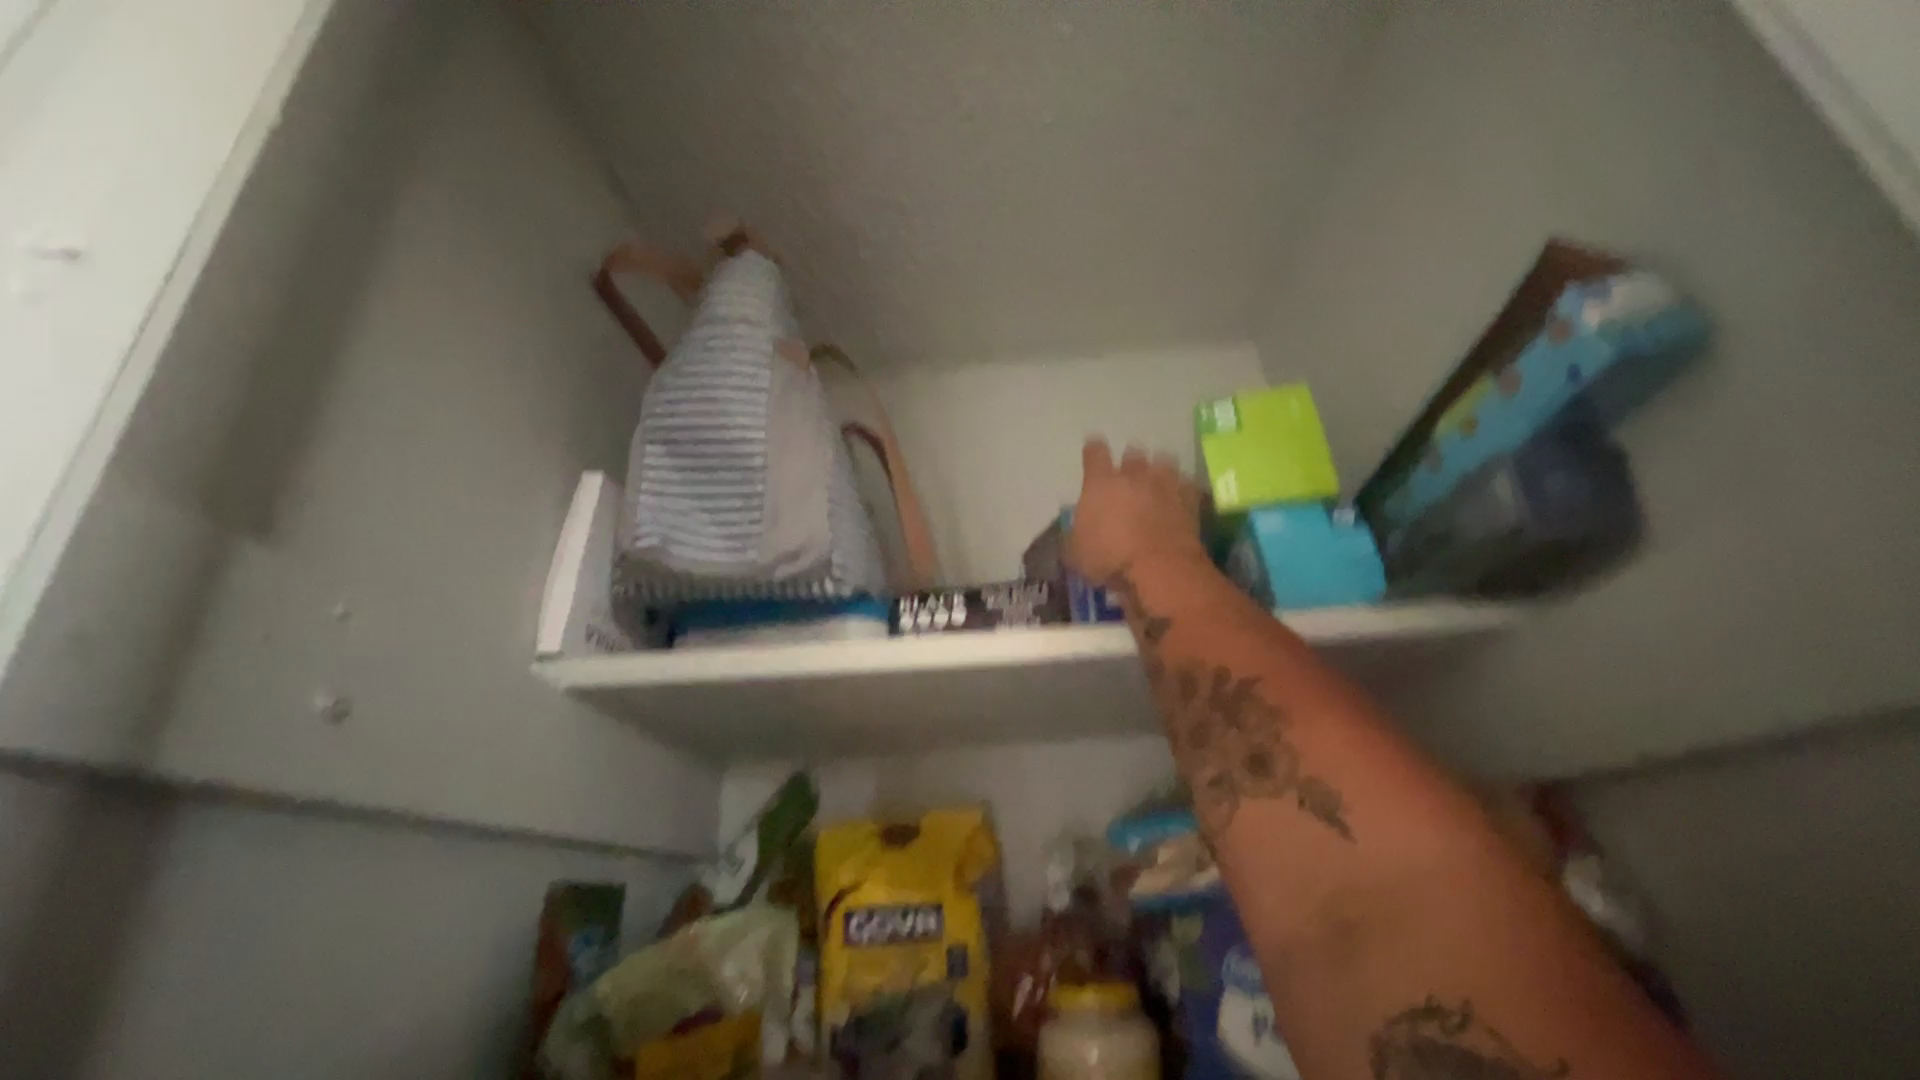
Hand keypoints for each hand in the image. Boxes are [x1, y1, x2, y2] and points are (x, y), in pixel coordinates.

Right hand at [1068, 438, 1206, 585]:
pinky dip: (1182, 489)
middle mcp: (1133, 475)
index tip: (1093, 451)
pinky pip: (1186, 485)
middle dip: (1130, 462)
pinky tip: (1179, 498)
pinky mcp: (1190, 499)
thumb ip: (1073, 537)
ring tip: (1157, 481)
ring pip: (1164, 462)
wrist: (1160, 567)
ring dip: (1159, 470)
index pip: (1095, 452)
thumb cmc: (1110, 559)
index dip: (1093, 450)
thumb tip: (1072, 533)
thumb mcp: (1075, 554)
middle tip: (1128, 476)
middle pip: (1133, 454)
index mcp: (1100, 483)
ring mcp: (1165, 484)